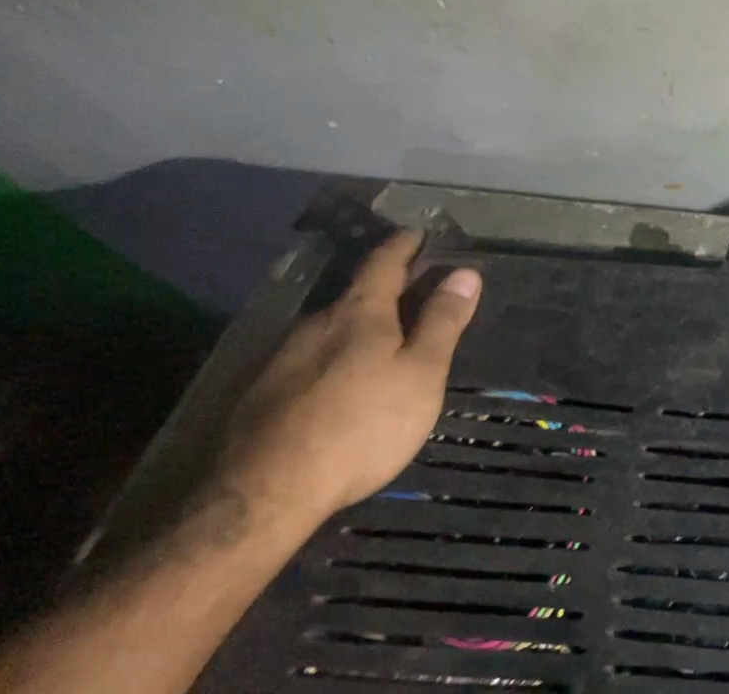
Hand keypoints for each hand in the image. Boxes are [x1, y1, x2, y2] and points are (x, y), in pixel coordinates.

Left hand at [214, 231, 481, 528]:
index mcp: (358, 314)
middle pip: (356, 297)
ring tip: (385, 343)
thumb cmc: (363, 425)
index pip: (382, 263)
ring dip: (360, 329)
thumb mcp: (422, 372)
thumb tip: (465, 272)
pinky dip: (336, 359)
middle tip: (416, 294)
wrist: (266, 493)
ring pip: (331, 332)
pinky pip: (311, 362)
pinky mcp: (263, 396)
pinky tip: (345, 384)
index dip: (403, 246)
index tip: (419, 234)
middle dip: (385, 292)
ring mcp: (282, 360)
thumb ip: (442, 322)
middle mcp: (315, 325)